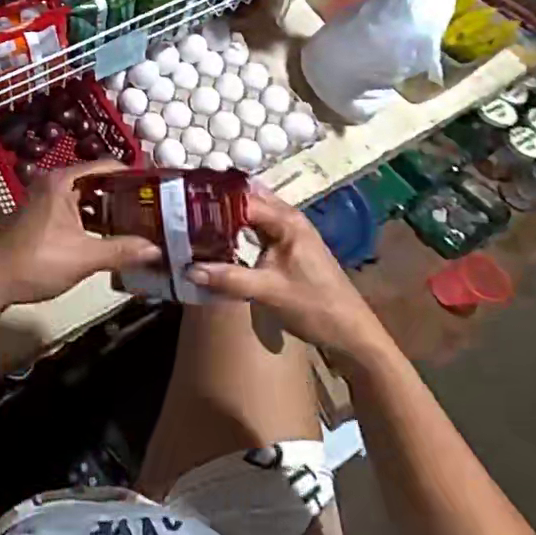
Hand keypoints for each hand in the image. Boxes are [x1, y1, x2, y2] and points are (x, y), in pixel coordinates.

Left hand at [0, 161, 162, 308]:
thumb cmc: (37, 260)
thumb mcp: (83, 256)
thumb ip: (121, 250)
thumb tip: (158, 249)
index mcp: (61, 182)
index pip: (105, 166)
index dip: (134, 176)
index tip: (161, 188)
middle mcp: (54, 185)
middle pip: (98, 183)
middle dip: (126, 196)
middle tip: (159, 211)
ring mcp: (47, 202)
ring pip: (88, 200)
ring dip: (112, 211)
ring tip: (145, 226)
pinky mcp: (45, 219)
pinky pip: (77, 213)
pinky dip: (96, 222)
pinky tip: (116, 239)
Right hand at [184, 183, 392, 361]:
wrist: (354, 337)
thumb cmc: (316, 308)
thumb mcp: (269, 292)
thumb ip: (227, 278)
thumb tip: (186, 269)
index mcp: (286, 221)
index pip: (240, 198)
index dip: (211, 198)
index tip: (180, 200)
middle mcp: (288, 218)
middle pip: (245, 198)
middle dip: (215, 199)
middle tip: (181, 203)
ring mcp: (289, 231)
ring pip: (250, 210)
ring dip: (224, 211)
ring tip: (190, 214)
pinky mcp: (286, 245)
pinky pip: (254, 224)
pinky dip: (235, 224)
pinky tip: (214, 233)